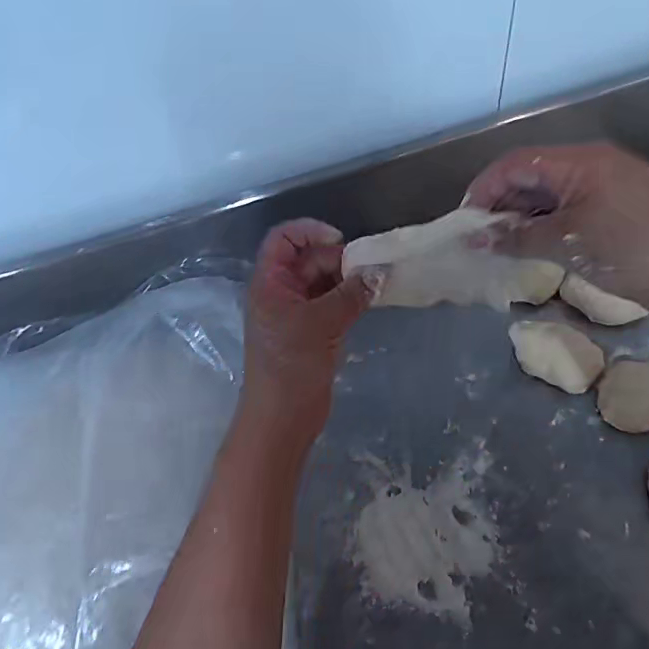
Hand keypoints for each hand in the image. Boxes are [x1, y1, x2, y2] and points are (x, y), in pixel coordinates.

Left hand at [240, 219, 374, 431]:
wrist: (282, 417)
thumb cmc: (290, 366)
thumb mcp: (321, 324)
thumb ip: (350, 294)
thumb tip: (379, 272)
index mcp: (269, 283)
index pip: (283, 239)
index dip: (310, 231)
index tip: (341, 241)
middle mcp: (280, 292)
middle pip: (308, 258)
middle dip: (338, 259)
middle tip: (369, 270)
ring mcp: (296, 313)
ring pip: (323, 281)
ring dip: (347, 280)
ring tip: (375, 284)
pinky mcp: (312, 331)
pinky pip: (331, 303)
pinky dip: (349, 298)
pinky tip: (371, 300)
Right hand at [463, 142, 648, 314]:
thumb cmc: (634, 251)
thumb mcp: (568, 244)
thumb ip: (517, 238)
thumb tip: (476, 240)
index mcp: (580, 161)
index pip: (515, 164)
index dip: (484, 188)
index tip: (464, 222)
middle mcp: (593, 165)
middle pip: (531, 176)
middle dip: (500, 204)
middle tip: (479, 239)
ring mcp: (608, 187)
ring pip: (550, 194)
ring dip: (521, 217)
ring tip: (500, 246)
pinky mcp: (618, 210)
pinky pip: (569, 209)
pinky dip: (546, 225)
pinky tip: (533, 247)